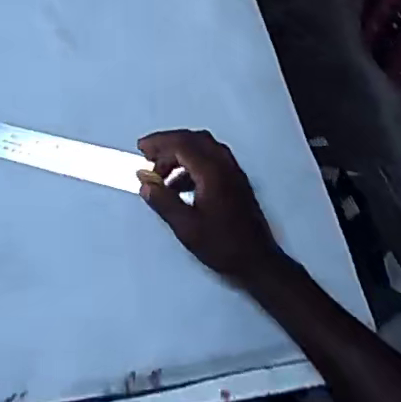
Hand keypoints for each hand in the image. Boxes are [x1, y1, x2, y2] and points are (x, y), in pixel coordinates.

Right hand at [137, 129, 288, 283]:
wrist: (259, 262)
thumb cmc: (223, 245)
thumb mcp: (187, 227)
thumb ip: (163, 202)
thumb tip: (145, 183)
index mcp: (212, 170)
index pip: (181, 144)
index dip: (159, 143)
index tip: (141, 149)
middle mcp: (224, 163)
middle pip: (192, 139)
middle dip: (168, 143)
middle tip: (148, 155)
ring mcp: (232, 169)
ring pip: (202, 146)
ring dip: (180, 153)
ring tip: (162, 174)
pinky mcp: (236, 178)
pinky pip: (210, 157)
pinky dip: (192, 161)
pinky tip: (180, 184)